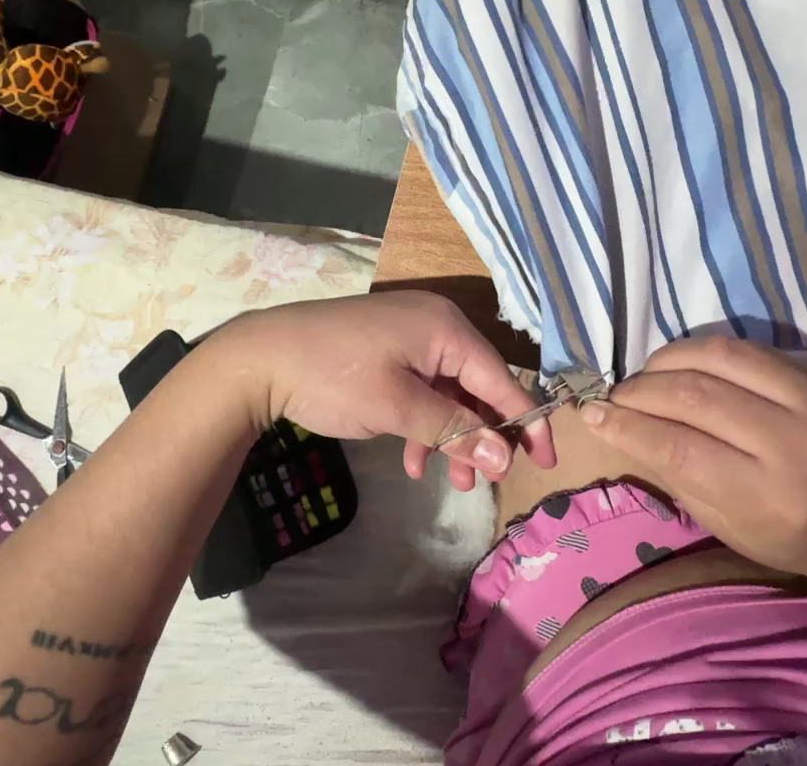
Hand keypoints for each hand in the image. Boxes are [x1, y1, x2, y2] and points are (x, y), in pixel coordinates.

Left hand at [207, 292, 556, 490]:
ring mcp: (409, 336)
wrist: (260, 358)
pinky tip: (415, 460)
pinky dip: (425, 424)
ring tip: (456, 480)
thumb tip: (506, 456)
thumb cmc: (335, 377)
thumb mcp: (399, 408)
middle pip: (478, 385)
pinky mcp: (388, 351)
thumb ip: (456, 430)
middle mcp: (434, 325)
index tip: (546, 462)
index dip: (526, 422)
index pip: (501, 377)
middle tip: (488, 479)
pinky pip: (422, 388)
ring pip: (450, 392)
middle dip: (484, 435)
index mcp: (445, 328)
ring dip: (454, 436)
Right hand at [580, 336, 806, 581]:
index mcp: (770, 498)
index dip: (627, 426)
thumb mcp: (720, 521)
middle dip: (642, 391)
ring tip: (644, 377)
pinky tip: (678, 365)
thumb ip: (671, 468)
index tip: (590, 415)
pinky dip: (699, 350)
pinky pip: (743, 348)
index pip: (681, 449)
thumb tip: (610, 422)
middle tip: (615, 397)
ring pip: (718, 358)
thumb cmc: (781, 534)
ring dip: (666, 361)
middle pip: (696, 397)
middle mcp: (795, 447)